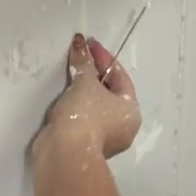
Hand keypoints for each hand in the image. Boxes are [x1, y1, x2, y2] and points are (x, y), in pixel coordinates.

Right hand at [33, 34, 140, 160]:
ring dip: (84, 90)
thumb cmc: (84, 115)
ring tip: (70, 74)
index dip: (103, 57)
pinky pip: (83, 118)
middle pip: (109, 92)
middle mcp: (123, 126)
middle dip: (94, 73)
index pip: (119, 76)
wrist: (64, 153)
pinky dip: (76, 105)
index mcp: (131, 110)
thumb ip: (83, 63)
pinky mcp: (85, 145)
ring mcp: (104, 138)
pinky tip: (64, 96)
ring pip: (96, 106)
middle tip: (80, 57)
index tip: (88, 43)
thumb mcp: (85, 83)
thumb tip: (79, 43)